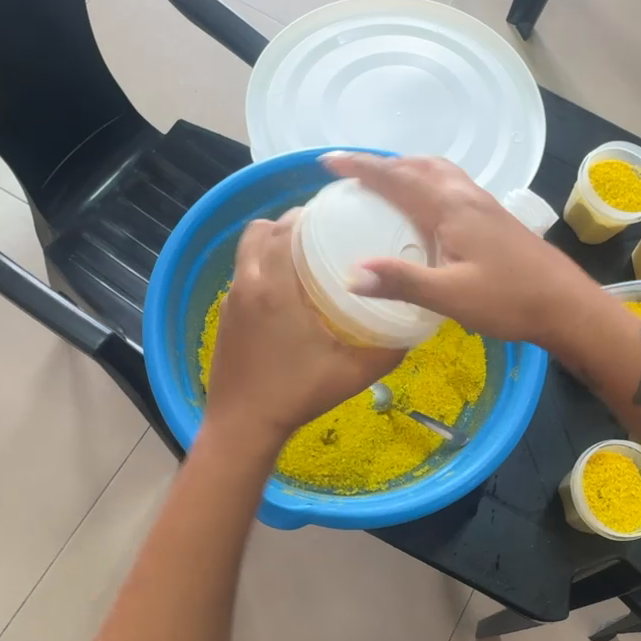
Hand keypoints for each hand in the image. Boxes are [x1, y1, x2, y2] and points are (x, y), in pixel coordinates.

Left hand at [203, 209, 403, 450]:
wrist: (243, 425)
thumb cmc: (298, 394)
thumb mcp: (353, 374)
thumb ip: (388, 349)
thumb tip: (415, 328)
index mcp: (276, 288)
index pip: (285, 229)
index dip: (306, 216)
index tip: (333, 216)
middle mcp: (248, 284)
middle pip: (260, 231)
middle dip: (288, 225)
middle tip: (320, 236)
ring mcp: (231, 301)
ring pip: (246, 252)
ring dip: (270, 245)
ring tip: (302, 259)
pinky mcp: (224, 317)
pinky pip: (243, 276)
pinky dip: (261, 269)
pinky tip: (285, 293)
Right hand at [323, 152, 604, 351]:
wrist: (565, 304)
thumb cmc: (509, 299)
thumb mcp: (450, 296)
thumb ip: (401, 282)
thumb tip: (351, 275)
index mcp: (450, 208)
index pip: (396, 178)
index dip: (360, 167)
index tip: (328, 162)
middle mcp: (467, 197)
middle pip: (419, 166)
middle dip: (383, 164)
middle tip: (353, 174)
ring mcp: (485, 206)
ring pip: (440, 172)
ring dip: (409, 169)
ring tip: (387, 183)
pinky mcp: (496, 220)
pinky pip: (453, 186)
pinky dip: (429, 184)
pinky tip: (428, 210)